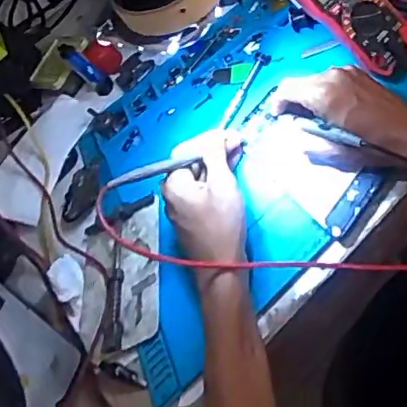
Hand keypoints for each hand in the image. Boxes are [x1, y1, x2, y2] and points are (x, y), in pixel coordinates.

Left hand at [162, 130, 247, 268]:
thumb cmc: (222, 225)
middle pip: (191, 160)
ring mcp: (179, 205)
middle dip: (214, 150)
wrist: (222, 270)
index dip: (211, 139)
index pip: (189, 148)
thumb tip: (217, 136)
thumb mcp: (222, 183)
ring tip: (235, 155)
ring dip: (215, 163)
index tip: (232, 137)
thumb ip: (216, 154)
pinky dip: (213, 178)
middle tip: (236, 144)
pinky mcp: (189, 215)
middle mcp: (170, 191)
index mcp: (172, 182)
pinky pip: (199, 188)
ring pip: (197, 174)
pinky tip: (228, 173)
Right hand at [272, 67, 406, 157]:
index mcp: (323, 94)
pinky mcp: (357, 72)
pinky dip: (324, 89)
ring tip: (314, 114)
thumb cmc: (377, 147)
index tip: (277, 116)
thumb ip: (314, 144)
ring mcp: (346, 71)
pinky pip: (330, 78)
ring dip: (309, 94)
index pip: (286, 89)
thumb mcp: (341, 154)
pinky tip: (333, 106)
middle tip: (293, 118)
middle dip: (292, 99)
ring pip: (314, 79)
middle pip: (299, 82)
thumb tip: (298, 138)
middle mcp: (331, 76)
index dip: (277, 103)